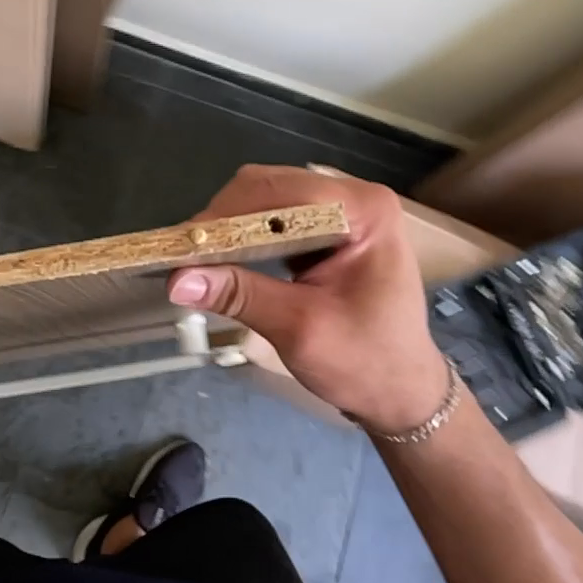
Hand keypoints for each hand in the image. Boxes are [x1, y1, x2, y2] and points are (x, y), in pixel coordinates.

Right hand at [169, 165, 447, 432]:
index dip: (227, 214)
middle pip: (269, 187)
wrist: (404, 395)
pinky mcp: (329, 228)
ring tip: (198, 258)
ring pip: (267, 199)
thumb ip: (240, 295)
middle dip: (224, 219)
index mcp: (363, 210)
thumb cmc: (365, 364)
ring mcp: (343, 210)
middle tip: (186, 255)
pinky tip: (225, 260)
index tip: (185, 246)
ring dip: (230, 227)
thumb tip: (177, 279)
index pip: (280, 192)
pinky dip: (245, 235)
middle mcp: (355, 197)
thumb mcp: (299, 329)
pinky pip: (275, 217)